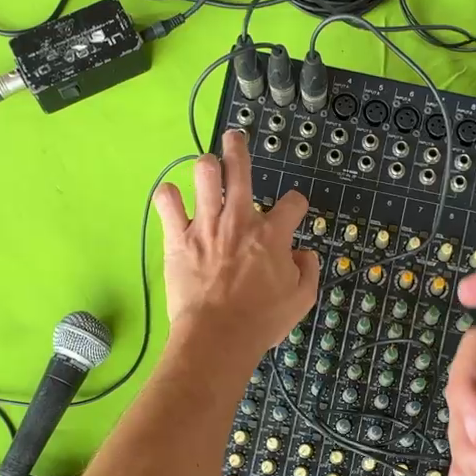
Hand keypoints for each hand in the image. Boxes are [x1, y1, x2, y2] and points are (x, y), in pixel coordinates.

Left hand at [153, 130, 319, 370]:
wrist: (218, 335)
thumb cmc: (262, 321)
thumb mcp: (301, 300)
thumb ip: (308, 271)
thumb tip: (304, 254)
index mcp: (273, 234)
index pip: (293, 203)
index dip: (296, 204)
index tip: (293, 212)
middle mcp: (239, 220)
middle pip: (240, 168)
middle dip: (238, 148)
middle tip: (235, 139)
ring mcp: (206, 224)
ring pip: (204, 173)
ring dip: (206, 167)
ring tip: (207, 169)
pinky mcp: (178, 237)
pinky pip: (166, 202)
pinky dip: (169, 197)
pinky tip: (173, 200)